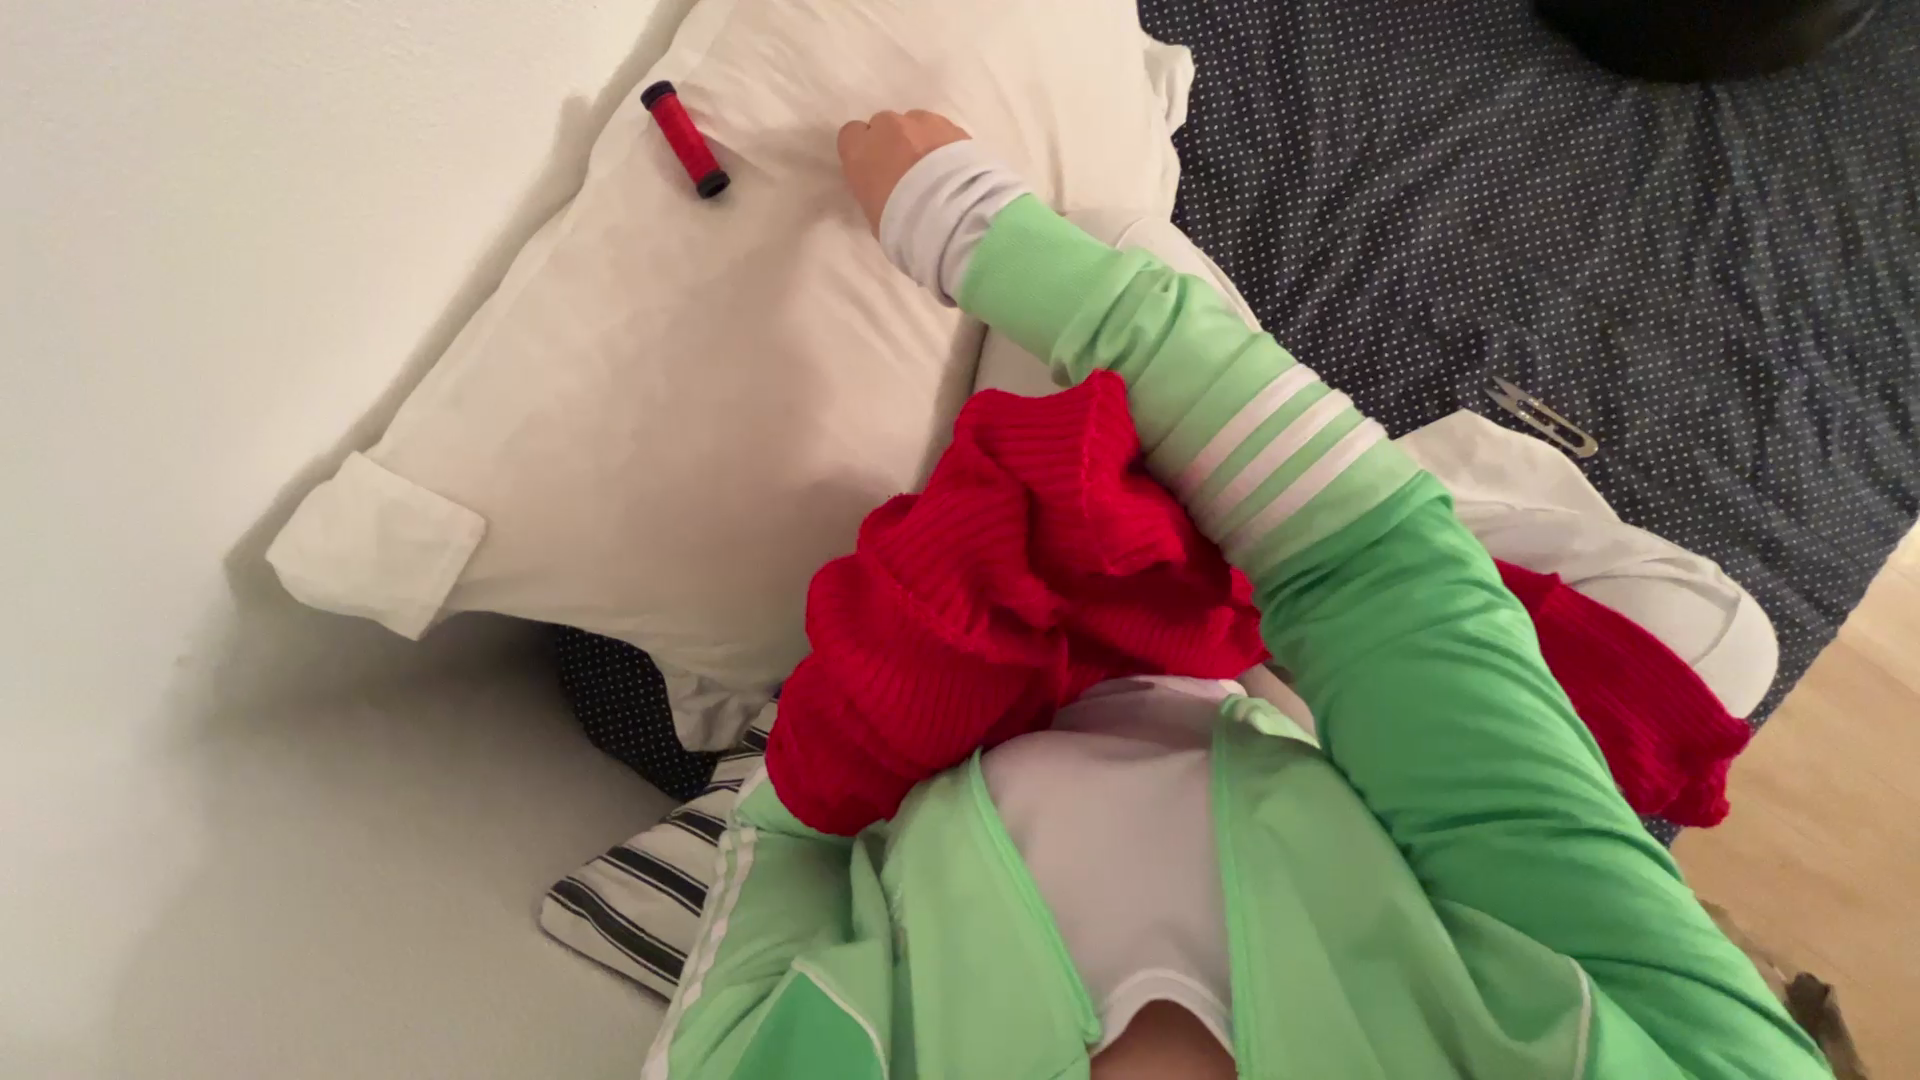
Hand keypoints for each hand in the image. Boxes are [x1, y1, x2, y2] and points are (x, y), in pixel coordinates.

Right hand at [837, 110, 970, 235]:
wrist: (952, 218)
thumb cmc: (903, 226)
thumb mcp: (875, 217)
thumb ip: (874, 192)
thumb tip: (884, 191)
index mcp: (860, 152)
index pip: (851, 135)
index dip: (864, 150)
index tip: (875, 168)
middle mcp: (887, 128)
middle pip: (885, 125)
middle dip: (893, 143)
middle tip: (908, 172)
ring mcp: (922, 123)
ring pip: (916, 124)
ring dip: (921, 141)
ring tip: (936, 171)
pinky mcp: (952, 126)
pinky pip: (943, 131)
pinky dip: (946, 145)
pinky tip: (954, 169)